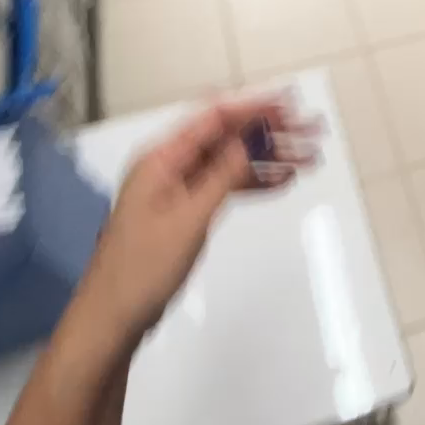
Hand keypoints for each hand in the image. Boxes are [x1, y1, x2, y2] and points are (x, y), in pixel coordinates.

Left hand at [75, 95, 320, 339]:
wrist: (112, 319)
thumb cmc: (143, 268)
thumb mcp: (189, 218)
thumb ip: (223, 173)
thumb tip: (253, 136)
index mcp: (163, 157)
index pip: (216, 118)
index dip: (255, 106)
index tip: (291, 104)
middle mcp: (171, 164)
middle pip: (228, 137)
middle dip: (270, 132)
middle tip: (312, 132)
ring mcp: (179, 187)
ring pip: (231, 160)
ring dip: (268, 157)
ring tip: (309, 158)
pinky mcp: (186, 209)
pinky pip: (225, 185)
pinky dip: (253, 182)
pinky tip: (282, 181)